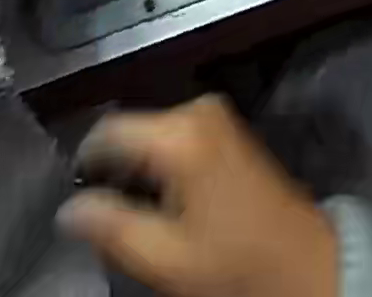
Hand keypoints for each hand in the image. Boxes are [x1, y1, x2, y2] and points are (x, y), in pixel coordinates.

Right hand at [58, 96, 337, 296]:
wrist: (303, 257)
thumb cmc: (234, 261)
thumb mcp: (166, 258)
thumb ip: (112, 229)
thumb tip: (68, 210)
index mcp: (180, 134)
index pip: (110, 130)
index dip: (85, 160)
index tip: (72, 191)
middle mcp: (197, 109)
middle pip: (133, 130)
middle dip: (115, 167)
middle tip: (105, 213)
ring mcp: (215, 112)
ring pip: (153, 132)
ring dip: (138, 166)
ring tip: (132, 211)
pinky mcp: (225, 123)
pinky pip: (175, 133)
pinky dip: (161, 160)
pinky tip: (162, 198)